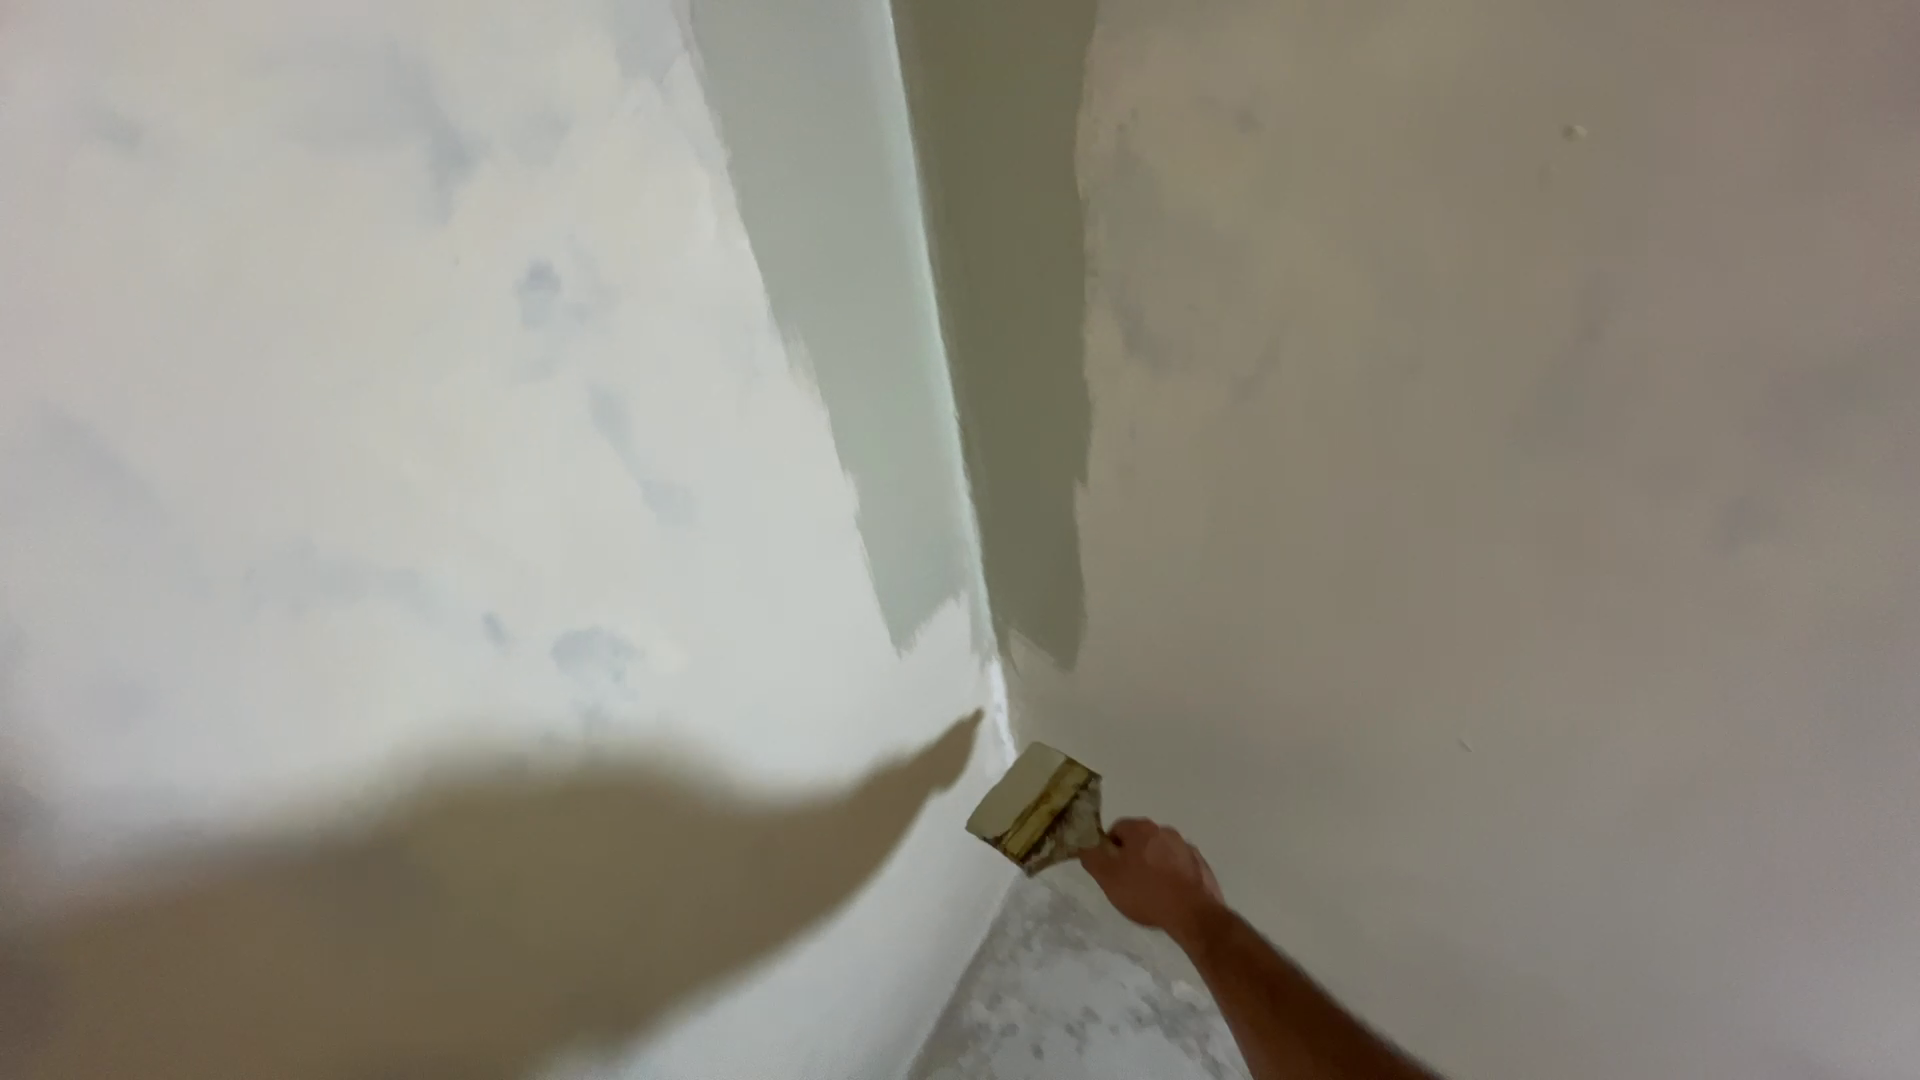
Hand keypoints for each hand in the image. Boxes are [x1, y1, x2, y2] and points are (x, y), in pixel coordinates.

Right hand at [1080, 818, 1225, 943]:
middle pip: (1140, 841)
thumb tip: (1085, 844)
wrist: (1193, 915)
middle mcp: (1165, 830)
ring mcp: (1186, 847)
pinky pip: (1180, 866)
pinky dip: (1174, 876)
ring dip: (1154, 866)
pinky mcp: (1201, 865)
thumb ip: (1091, 857)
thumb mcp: (1107, 877)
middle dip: (1133, 858)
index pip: (1116, 830)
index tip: (1110, 871)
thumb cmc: (1145, 892)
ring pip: (1161, 853)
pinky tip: (1171, 897)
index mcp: (1141, 828)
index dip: (1109, 850)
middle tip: (1128, 884)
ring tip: (1151, 894)